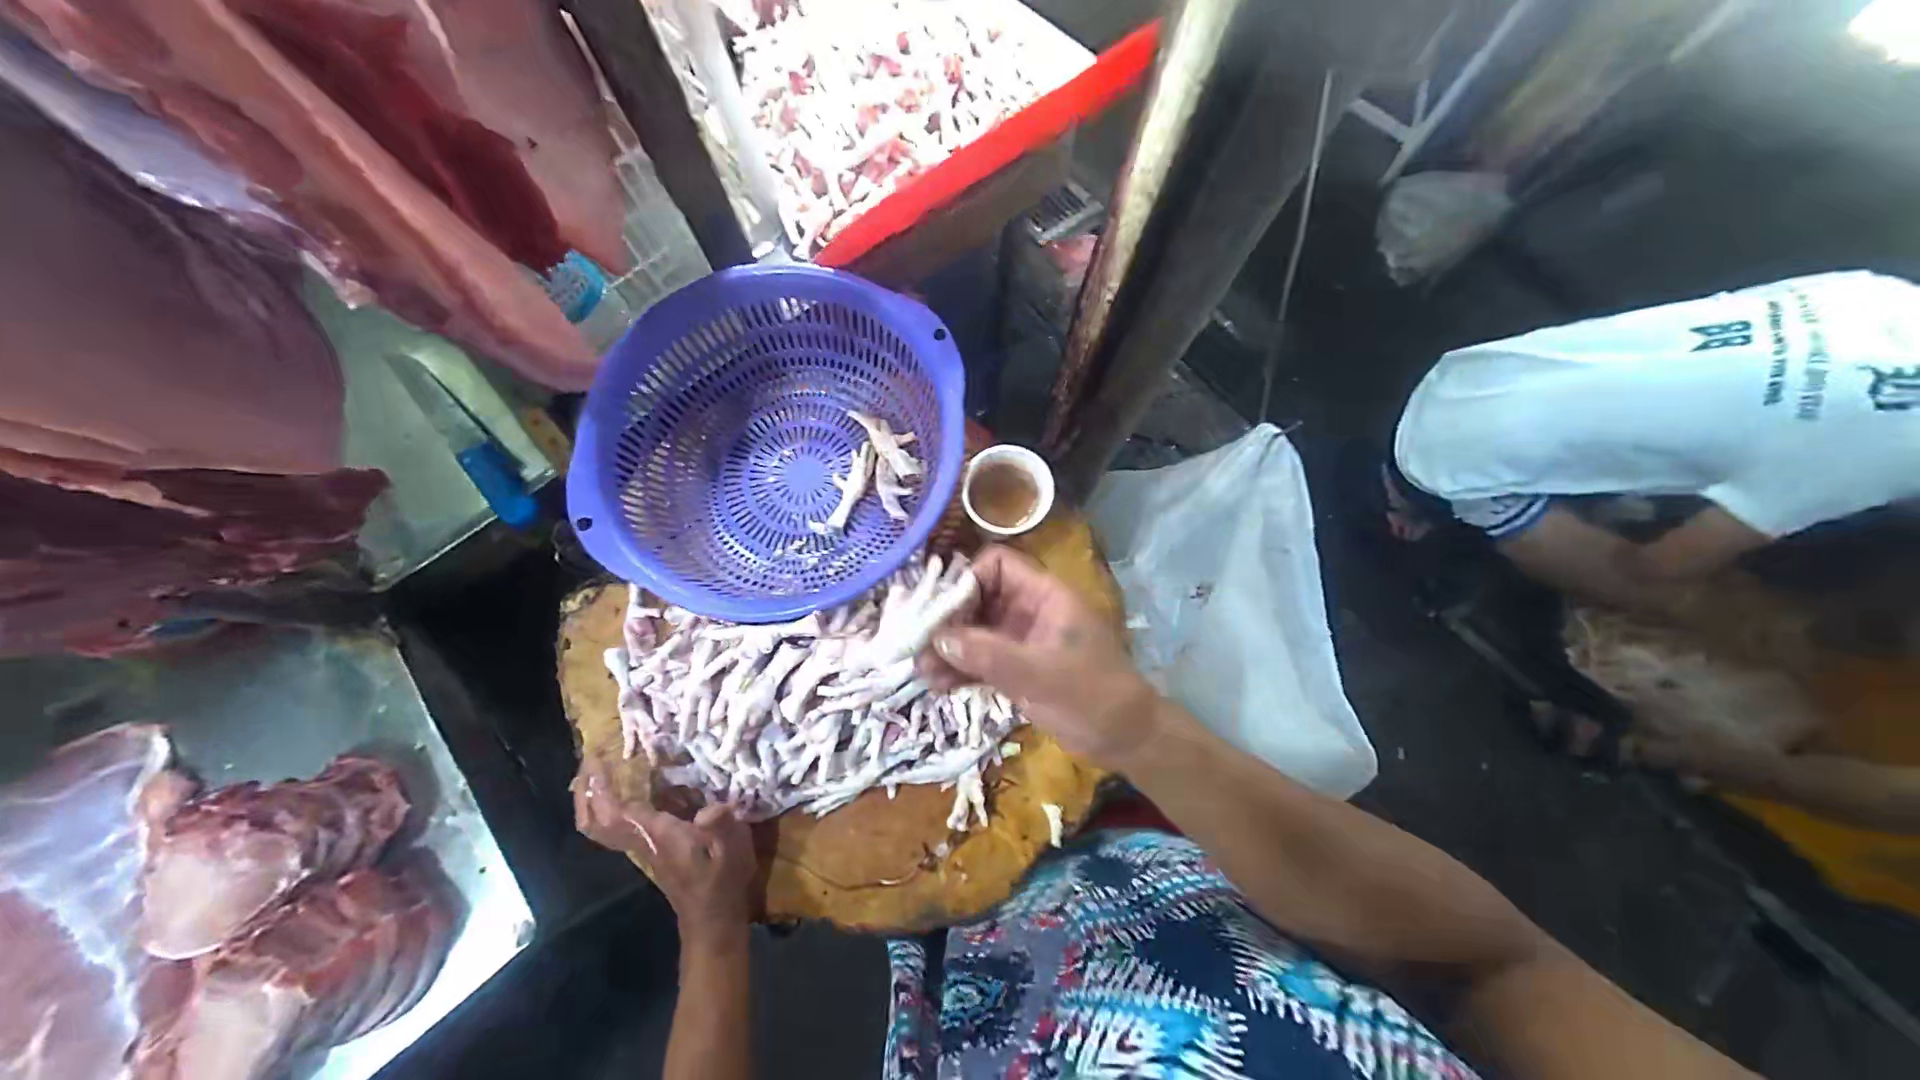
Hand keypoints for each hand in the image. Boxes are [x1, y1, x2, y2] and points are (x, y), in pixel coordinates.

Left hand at [572, 759, 756, 945]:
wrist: (712, 916)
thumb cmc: (721, 878)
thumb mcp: (732, 848)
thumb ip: (721, 826)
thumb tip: (711, 809)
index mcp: (656, 835)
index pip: (614, 813)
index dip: (599, 788)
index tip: (596, 759)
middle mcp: (641, 839)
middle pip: (594, 822)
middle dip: (585, 793)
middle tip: (588, 762)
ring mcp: (642, 845)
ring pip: (601, 826)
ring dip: (592, 800)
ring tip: (598, 770)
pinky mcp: (651, 847)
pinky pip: (617, 824)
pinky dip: (610, 806)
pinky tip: (627, 788)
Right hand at [920, 545, 1162, 770]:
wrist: (1125, 739)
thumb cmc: (1093, 695)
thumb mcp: (1042, 673)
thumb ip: (990, 654)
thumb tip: (939, 639)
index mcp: (1043, 595)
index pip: (997, 565)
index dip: (968, 581)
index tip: (943, 613)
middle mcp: (1027, 610)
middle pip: (978, 597)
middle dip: (948, 620)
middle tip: (920, 645)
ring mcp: (1019, 640)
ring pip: (973, 631)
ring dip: (947, 649)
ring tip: (922, 673)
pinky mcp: (1014, 668)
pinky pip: (978, 658)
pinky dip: (959, 668)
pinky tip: (938, 684)